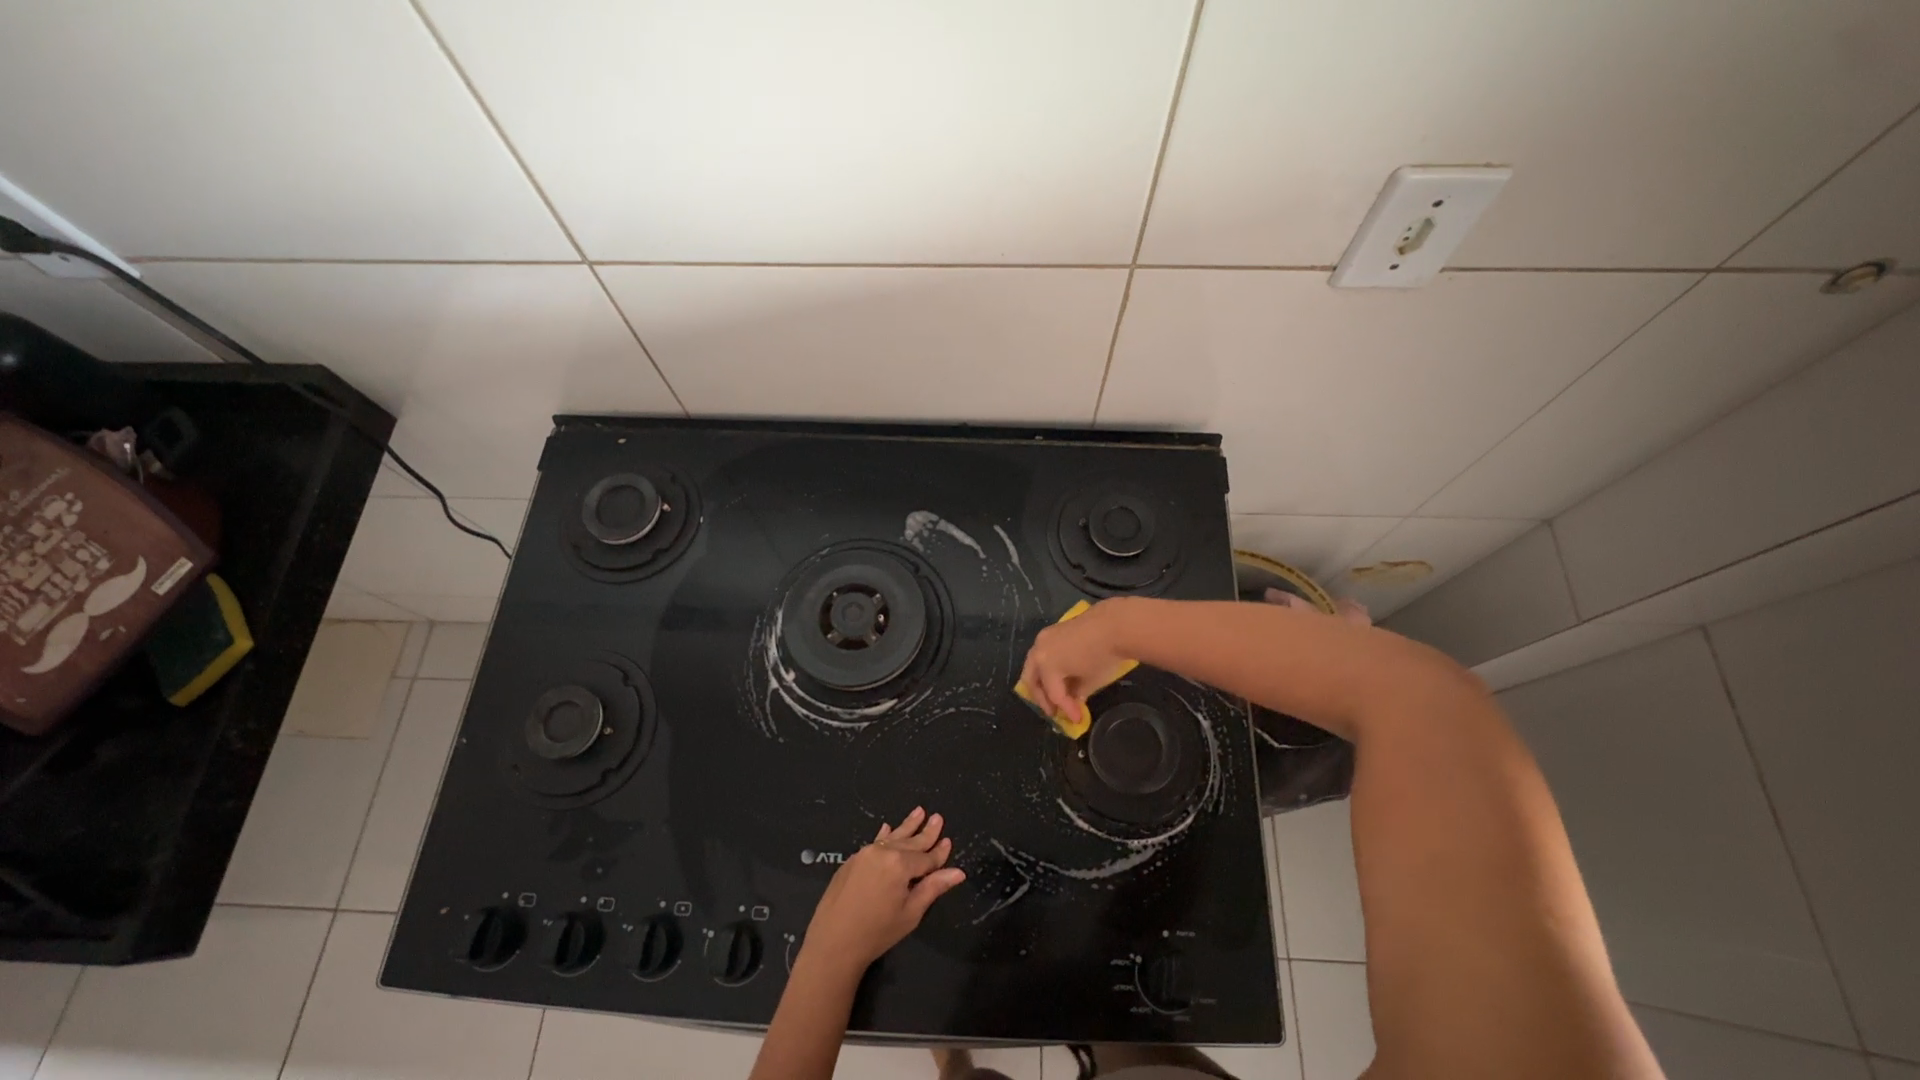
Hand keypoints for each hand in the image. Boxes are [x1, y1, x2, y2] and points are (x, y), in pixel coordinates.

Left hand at [798, 807, 965, 971]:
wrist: (832, 941)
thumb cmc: (876, 932)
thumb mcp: (910, 913)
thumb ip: (933, 888)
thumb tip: (958, 872)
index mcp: (900, 865)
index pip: (927, 857)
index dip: (939, 853)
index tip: (949, 841)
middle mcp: (883, 852)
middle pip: (910, 842)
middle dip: (926, 831)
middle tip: (937, 817)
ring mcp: (865, 854)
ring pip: (892, 838)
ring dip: (907, 826)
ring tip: (919, 811)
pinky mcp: (852, 861)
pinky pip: (874, 843)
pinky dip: (884, 836)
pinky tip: (887, 827)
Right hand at [1018, 597, 1134, 725]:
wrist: (1115, 624)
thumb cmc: (1103, 656)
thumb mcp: (1091, 681)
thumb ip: (1077, 694)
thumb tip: (1073, 700)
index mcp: (1046, 665)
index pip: (1054, 694)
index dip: (1065, 709)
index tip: (1078, 720)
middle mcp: (1038, 651)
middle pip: (1032, 680)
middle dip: (1043, 698)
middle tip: (1055, 711)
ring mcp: (1044, 639)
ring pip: (1034, 666)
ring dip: (1042, 682)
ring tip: (1056, 693)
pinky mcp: (1052, 630)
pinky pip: (1043, 654)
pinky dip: (1048, 668)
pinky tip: (1061, 675)